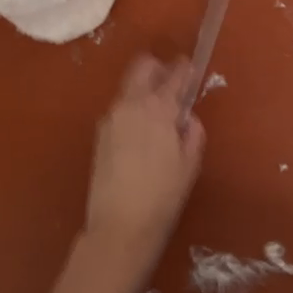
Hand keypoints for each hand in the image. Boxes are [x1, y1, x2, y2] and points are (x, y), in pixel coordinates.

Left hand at [83, 55, 206, 262]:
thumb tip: (187, 119)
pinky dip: (133, 109)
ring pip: (129, 87)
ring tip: (158, 115)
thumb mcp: (190, 164)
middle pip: (142, 66)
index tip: (192, 68)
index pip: (174, 74)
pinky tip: (141, 135)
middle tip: (172, 85)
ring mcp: (112, 117)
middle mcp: (131, 104)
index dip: (185, 68)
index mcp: (158, 108)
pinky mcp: (100, 134)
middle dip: (158, 68)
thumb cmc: (163, 196)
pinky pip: (120, 109)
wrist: (119, 227)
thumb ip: (193, 132)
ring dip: (144, 90)